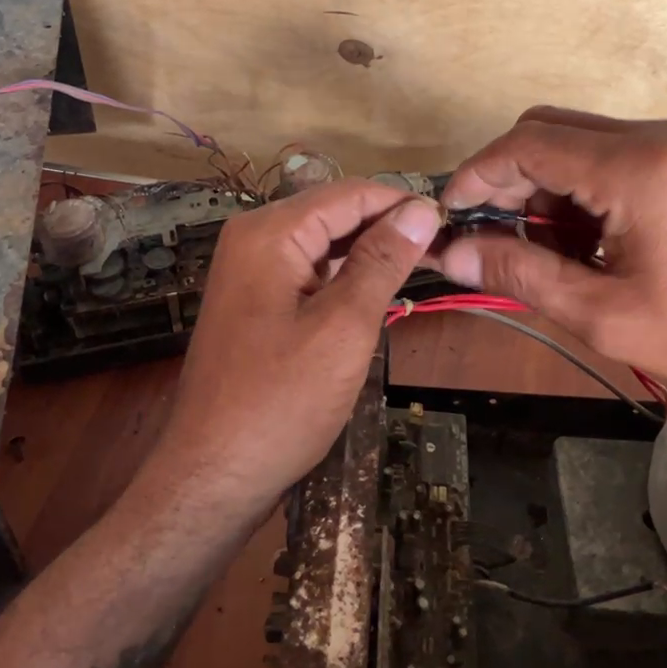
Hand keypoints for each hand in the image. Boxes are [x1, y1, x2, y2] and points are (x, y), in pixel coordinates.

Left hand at [144, 180, 441, 511]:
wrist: (213, 474)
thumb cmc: (281, 402)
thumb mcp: (343, 328)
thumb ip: (380, 261)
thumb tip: (420, 210)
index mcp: (269, 233)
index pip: (349, 193)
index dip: (402, 203)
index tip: (452, 224)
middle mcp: (253, 238)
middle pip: (334, 212)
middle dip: (386, 226)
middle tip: (444, 252)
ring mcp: (250, 271)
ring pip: (323, 242)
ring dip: (368, 253)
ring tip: (421, 270)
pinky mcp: (255, 301)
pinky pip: (308, 271)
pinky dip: (343, 278)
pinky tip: (376, 293)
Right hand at [438, 106, 666, 418]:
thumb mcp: (604, 315)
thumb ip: (521, 275)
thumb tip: (452, 255)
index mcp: (635, 165)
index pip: (526, 143)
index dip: (476, 176)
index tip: (449, 219)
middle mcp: (653, 136)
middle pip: (547, 131)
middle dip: (507, 180)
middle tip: (490, 240)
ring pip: (575, 143)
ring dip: (543, 189)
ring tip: (541, 256)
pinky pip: (609, 159)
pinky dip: (578, 193)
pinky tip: (582, 247)